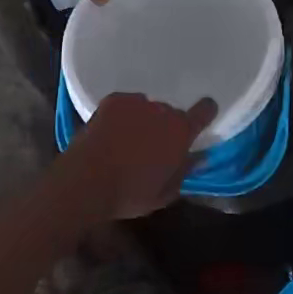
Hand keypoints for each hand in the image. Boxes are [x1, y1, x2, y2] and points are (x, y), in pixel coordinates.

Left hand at [58, 93, 216, 218]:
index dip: (205, 111)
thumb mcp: (164, 194)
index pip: (204, 110)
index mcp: (180, 132)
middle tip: (151, 147)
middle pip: (171, 113)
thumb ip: (185, 172)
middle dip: (165, 127)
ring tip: (127, 140)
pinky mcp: (113, 99)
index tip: (202, 116)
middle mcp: (162, 110)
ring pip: (147, 108)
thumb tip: (200, 157)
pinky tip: (112, 132)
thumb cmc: (129, 194)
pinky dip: (123, 114)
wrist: (86, 180)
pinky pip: (126, 104)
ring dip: (143, 119)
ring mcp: (137, 102)